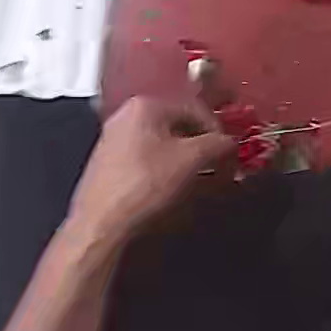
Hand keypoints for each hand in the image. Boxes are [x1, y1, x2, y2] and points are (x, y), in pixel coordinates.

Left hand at [66, 98, 233, 241]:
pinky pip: (149, 157)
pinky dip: (168, 168)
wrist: (99, 225)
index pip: (197, 110)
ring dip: (188, 159)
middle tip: (220, 166)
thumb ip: (219, 144)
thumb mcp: (193, 159)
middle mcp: (127, 116)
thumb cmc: (146, 183)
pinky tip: (175, 187)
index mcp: (146, 106)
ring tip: (202, 179)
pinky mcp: (108, 163)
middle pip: (180, 126)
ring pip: (165, 143)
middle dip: (204, 147)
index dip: (219, 131)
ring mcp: (114, 139)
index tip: (230, 152)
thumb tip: (232, 143)